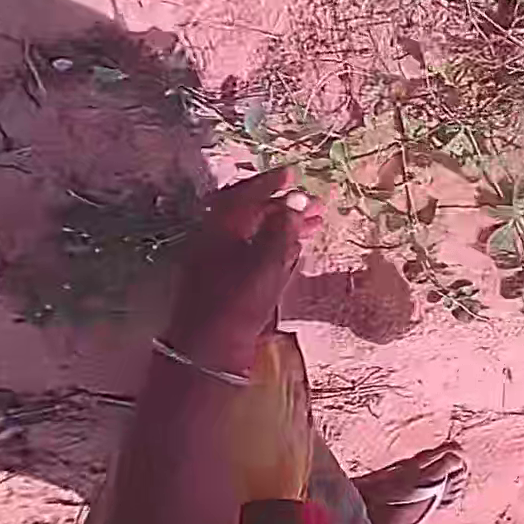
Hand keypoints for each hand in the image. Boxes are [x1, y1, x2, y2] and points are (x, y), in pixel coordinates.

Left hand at [161, 167, 322, 372]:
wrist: (210, 351)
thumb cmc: (237, 301)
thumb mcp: (266, 260)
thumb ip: (282, 228)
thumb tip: (295, 200)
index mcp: (220, 228)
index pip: (245, 194)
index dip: (270, 182)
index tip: (293, 173)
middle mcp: (216, 240)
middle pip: (251, 213)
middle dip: (284, 206)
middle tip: (313, 203)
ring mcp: (219, 262)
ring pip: (254, 233)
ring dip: (283, 226)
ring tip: (313, 224)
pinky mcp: (226, 282)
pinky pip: (254, 252)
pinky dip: (275, 245)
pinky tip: (294, 249)